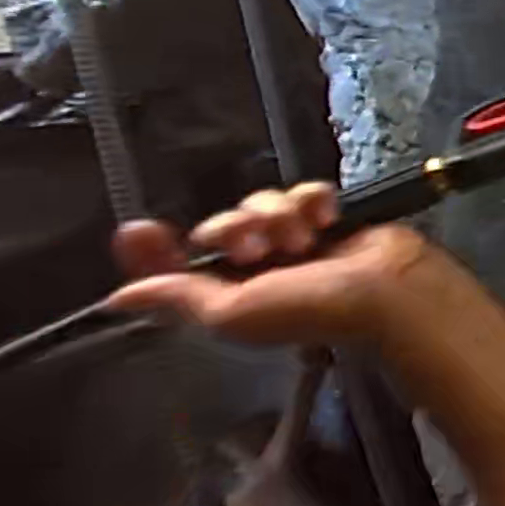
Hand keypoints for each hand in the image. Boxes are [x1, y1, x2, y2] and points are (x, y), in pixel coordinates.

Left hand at [107, 181, 431, 344]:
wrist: (386, 286)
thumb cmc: (311, 307)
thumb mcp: (234, 313)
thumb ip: (180, 298)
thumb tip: (118, 298)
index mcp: (230, 294)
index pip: (177, 267)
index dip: (153, 250)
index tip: (138, 228)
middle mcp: (259, 264)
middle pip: (221, 224)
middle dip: (235, 228)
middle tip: (258, 248)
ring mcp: (296, 237)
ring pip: (263, 203)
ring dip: (279, 215)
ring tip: (306, 237)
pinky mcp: (331, 215)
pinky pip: (306, 191)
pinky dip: (314, 200)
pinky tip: (328, 218)